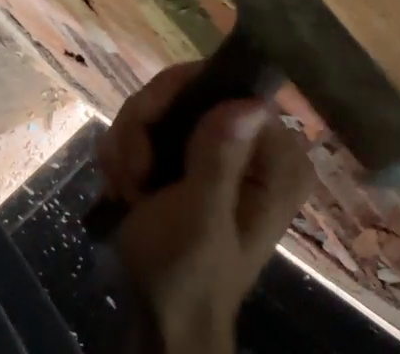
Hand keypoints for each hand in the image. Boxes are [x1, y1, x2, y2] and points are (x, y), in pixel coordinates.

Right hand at [100, 63, 315, 353]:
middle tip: (131, 170)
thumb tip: (248, 102)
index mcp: (275, 160)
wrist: (162, 312)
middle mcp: (251, 147)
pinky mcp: (185, 160)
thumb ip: (219, 158)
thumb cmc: (187, 270)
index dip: (174, 96)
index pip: (223, 86)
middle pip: (181, 92)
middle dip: (141, 128)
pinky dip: (124, 155)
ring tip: (128, 187)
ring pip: (155, 109)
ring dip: (128, 145)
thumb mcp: (199, 215)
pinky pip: (142, 129)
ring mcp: (215, 152)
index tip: (142, 132)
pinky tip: (124, 187)